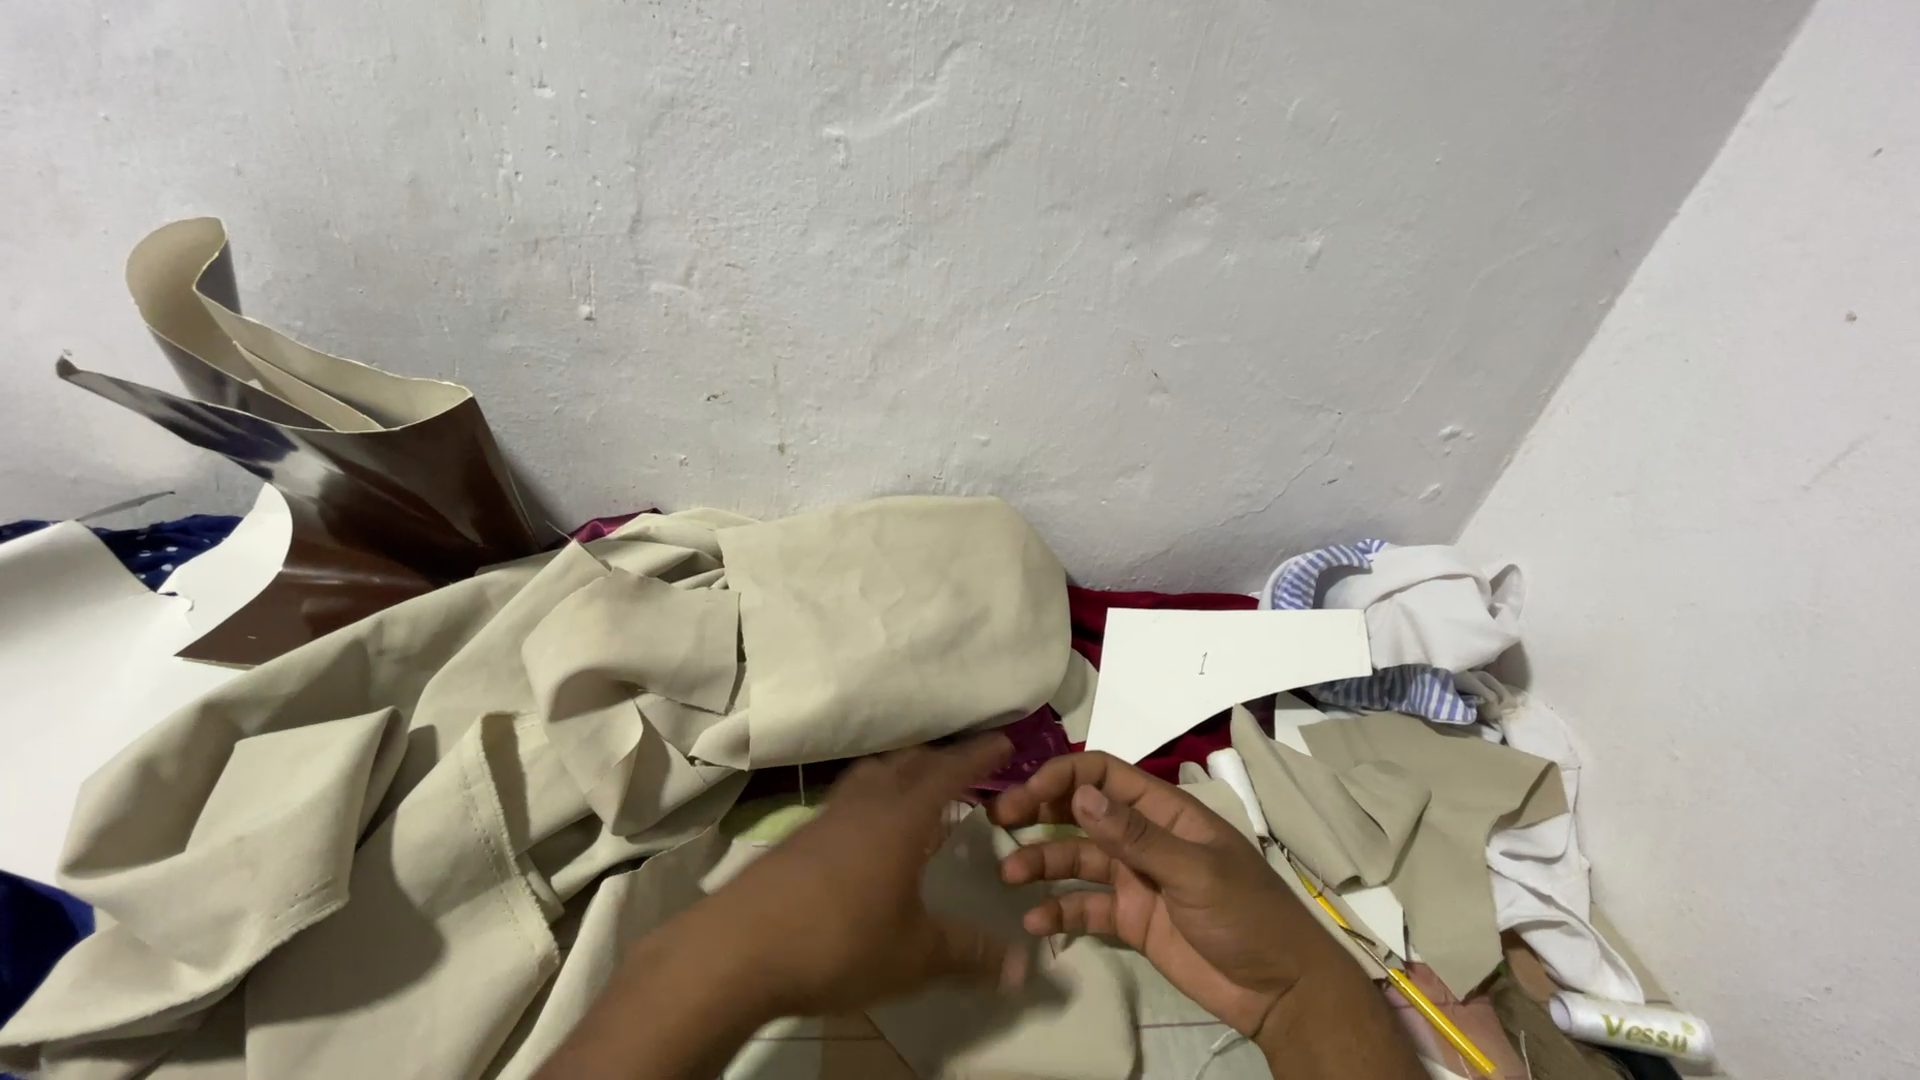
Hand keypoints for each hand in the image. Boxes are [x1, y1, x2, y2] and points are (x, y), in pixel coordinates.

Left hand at [536, 736, 1025, 1079]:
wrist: (739, 947)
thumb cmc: (839, 942)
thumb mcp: (915, 955)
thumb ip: (969, 954)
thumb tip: (1024, 968)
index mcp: (903, 818)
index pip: (949, 772)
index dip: (978, 755)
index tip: (1003, 740)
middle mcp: (866, 804)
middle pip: (909, 763)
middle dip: (942, 757)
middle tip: (965, 762)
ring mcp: (828, 816)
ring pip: (872, 774)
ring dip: (901, 770)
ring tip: (916, 783)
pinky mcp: (799, 836)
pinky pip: (848, 797)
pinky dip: (871, 794)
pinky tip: (867, 826)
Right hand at [991, 751, 1357, 1039]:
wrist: (1281, 993)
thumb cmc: (1247, 916)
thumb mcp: (1194, 871)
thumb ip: (1135, 836)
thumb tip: (1080, 794)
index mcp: (1164, 812)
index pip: (1106, 775)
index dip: (1065, 776)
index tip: (1027, 792)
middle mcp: (1143, 837)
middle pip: (1083, 812)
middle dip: (1041, 812)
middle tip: (999, 821)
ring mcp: (1135, 878)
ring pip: (1077, 858)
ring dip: (1042, 862)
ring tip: (1009, 874)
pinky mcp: (1130, 919)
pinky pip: (1086, 906)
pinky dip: (1059, 910)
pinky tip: (1034, 920)